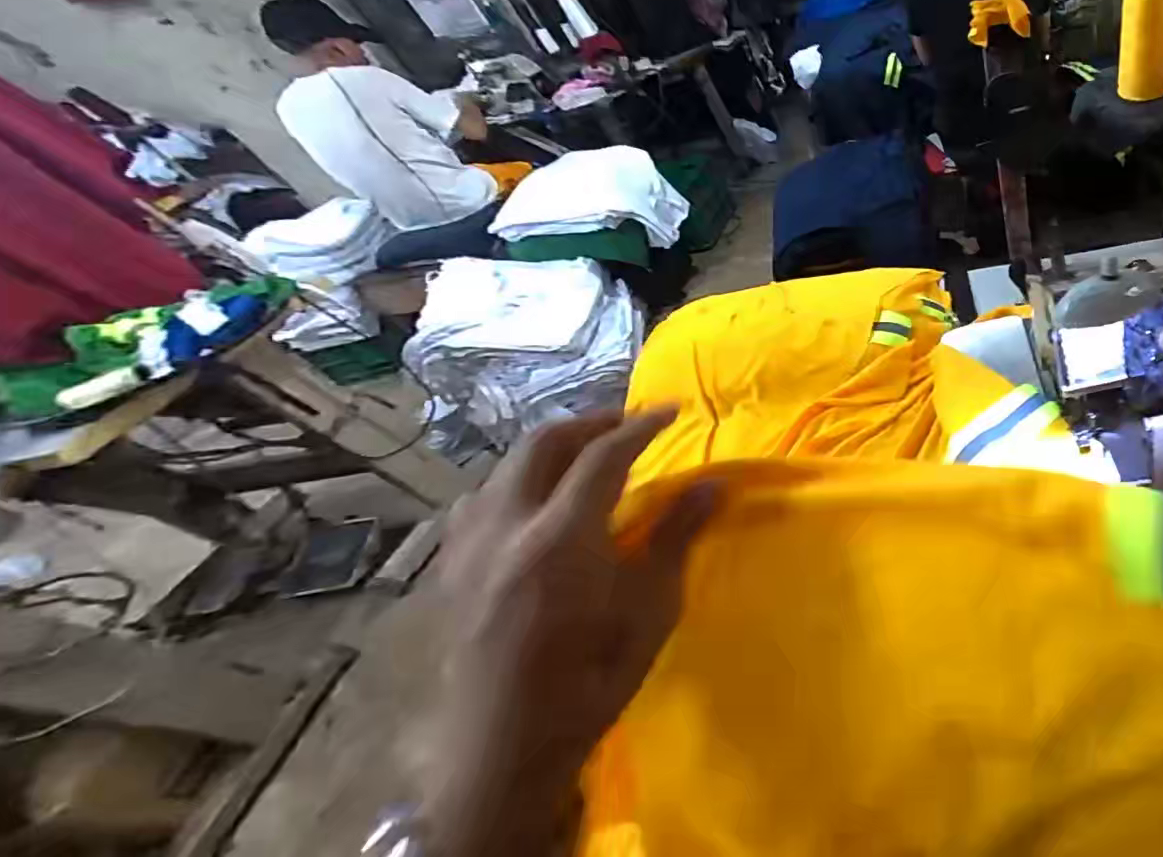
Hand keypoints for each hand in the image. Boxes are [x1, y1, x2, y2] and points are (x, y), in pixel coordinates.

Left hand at [421, 408, 713, 856]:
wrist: (503, 751)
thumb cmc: (592, 679)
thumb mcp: (651, 609)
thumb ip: (677, 536)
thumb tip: (711, 484)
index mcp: (561, 538)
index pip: (604, 456)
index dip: (640, 426)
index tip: (670, 411)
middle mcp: (507, 528)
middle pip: (543, 443)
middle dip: (591, 423)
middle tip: (629, 424)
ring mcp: (470, 547)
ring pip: (505, 466)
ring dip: (552, 449)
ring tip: (586, 456)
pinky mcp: (451, 569)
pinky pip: (481, 500)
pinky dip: (517, 481)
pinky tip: (536, 503)